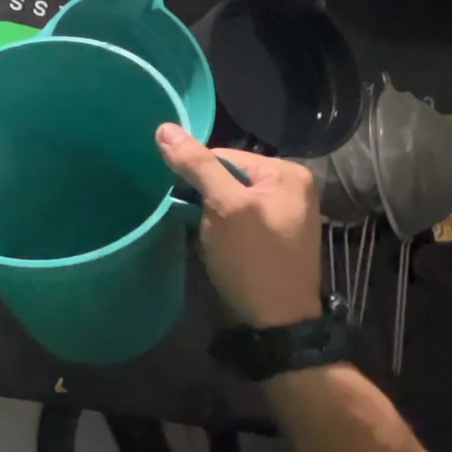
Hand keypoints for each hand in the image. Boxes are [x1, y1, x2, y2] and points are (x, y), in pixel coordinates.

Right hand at [156, 123, 322, 327]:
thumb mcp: (224, 207)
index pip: (221, 154)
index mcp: (286, 173)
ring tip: (195, 228)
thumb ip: (196, 165)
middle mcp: (287, 187)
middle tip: (188, 215)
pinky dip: (211, 223)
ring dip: (202, 209)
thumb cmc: (253, 260)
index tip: (183, 199)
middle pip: (222, 173)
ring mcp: (278, 213)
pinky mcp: (265, 235)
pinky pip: (229, 215)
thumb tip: (164, 127)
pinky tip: (206, 239)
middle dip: (199, 192)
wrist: (274, 324)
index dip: (195, 174)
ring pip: (222, 195)